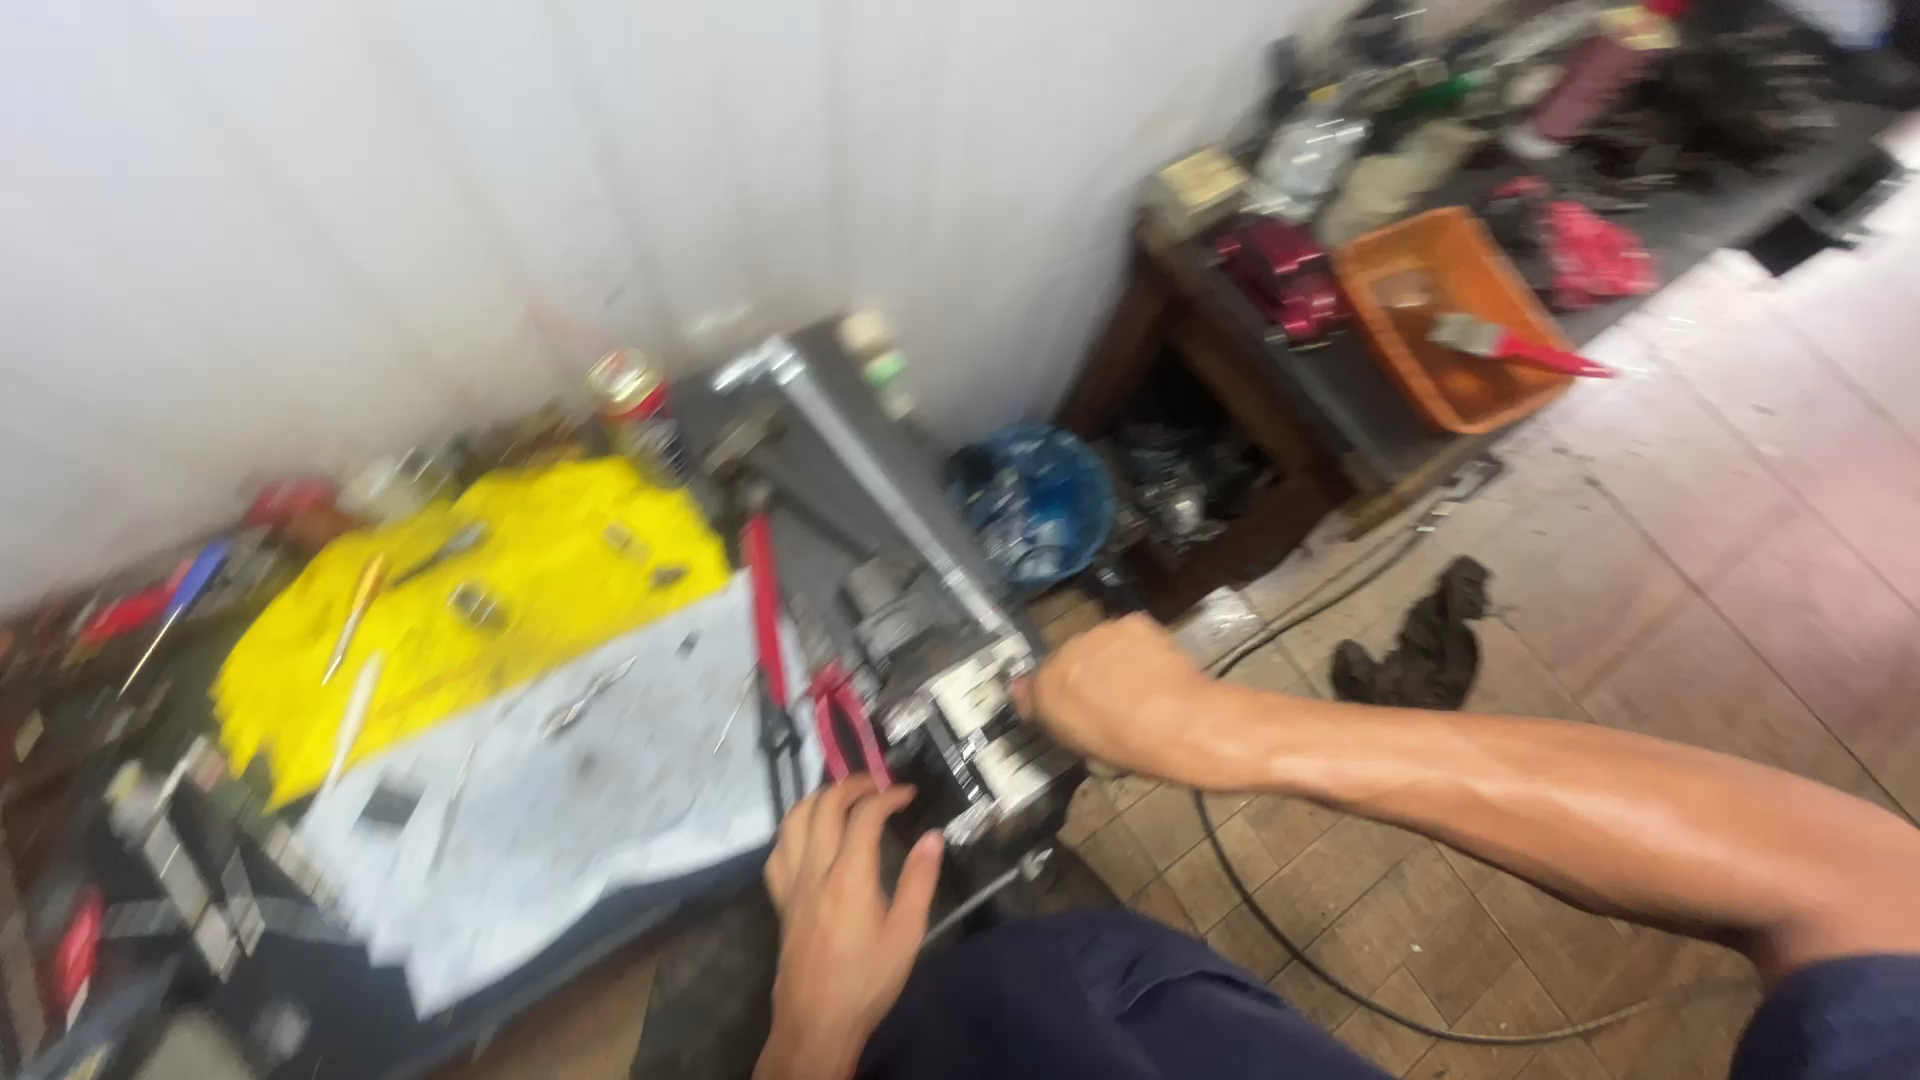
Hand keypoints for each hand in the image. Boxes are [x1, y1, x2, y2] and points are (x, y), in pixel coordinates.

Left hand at [757, 778, 942, 1079]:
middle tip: (876, 785)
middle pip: (825, 805)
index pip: (865, 815)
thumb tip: (933, 836)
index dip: (888, 795)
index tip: (907, 793)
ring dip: (819, 799)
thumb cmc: (867, 979)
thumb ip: (919, 880)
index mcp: (850, 876)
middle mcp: (815, 870)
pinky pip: (778, 852)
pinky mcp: (780, 901)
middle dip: (852, 785)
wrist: (817, 1023)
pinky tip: (810, 836)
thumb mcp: (907, 934)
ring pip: (794, 820)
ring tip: (842, 799)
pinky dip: (794, 831)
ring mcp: (792, 884)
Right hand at [1013, 613, 1245, 786]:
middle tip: (1110, 699)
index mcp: (1047, 688)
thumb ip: (1049, 714)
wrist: (1178, 721)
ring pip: (1098, 644)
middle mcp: (1065, 653)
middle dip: (1083, 675)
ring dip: (1109, 658)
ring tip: (1137, 683)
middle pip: (1069, 660)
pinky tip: (1154, 666)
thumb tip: (1021, 691)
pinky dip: (1137, 645)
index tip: (1078, 710)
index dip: (1059, 697)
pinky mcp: (1132, 622)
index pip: (1038, 685)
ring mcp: (1099, 633)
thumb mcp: (1081, 745)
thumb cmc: (1129, 747)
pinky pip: (1128, 633)